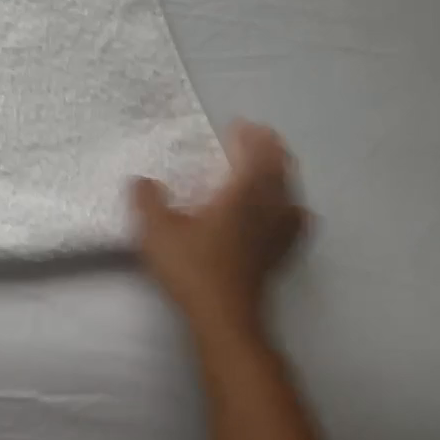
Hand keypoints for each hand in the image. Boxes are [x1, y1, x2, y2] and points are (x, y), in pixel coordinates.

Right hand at [131, 121, 310, 331]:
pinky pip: (295, 222)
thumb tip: (144, 180)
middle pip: (278, 175)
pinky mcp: (278, 256)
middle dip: (271, 152)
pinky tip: (293, 210)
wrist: (224, 316)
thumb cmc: (190, 266)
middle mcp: (264, 212)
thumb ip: (147, 199)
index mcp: (237, 199)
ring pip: (290, 196)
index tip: (242, 123)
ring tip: (276, 164)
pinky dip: (294, 207)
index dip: (249, 141)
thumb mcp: (155, 228)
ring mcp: (276, 236)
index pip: (252, 161)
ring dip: (284, 175)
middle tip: (262, 134)